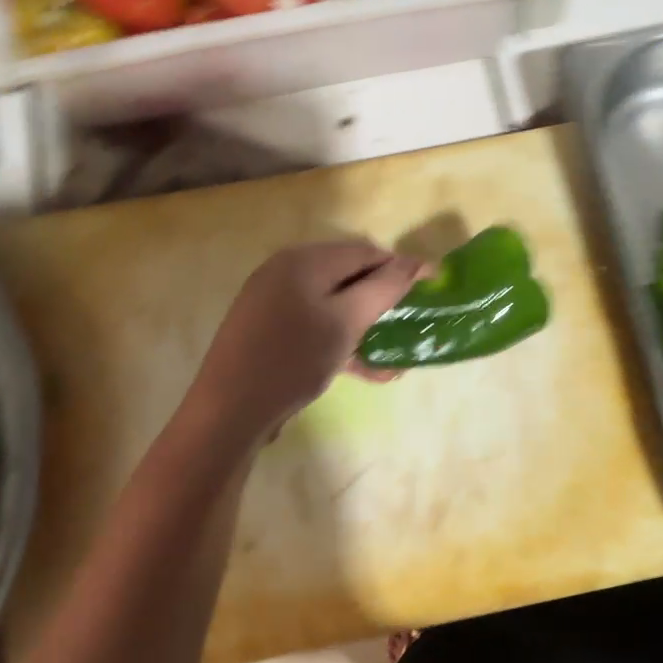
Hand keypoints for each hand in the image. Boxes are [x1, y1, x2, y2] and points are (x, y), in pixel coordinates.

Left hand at [193, 239, 423, 436]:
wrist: (229, 410)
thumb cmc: (293, 359)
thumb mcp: (346, 322)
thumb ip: (384, 288)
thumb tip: (416, 262)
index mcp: (304, 260)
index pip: (367, 252)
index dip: (402, 267)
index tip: (433, 287)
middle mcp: (285, 272)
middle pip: (350, 276)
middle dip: (384, 300)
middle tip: (412, 324)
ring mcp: (273, 302)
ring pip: (334, 305)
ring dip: (367, 327)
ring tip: (396, 357)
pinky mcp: (268, 331)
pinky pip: (316, 325)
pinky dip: (342, 341)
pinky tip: (367, 370)